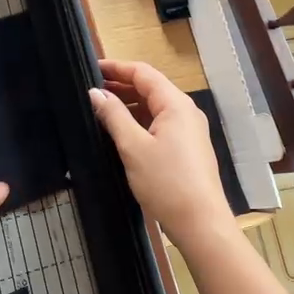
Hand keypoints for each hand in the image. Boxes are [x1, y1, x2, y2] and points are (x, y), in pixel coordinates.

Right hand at [88, 59, 235, 246]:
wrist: (202, 225)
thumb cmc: (166, 183)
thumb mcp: (133, 147)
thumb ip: (113, 116)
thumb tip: (96, 92)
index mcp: (175, 104)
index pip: (143, 73)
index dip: (116, 68)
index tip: (91, 68)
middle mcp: (186, 112)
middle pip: (151, 88)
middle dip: (121, 87)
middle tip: (92, 91)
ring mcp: (190, 131)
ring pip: (155, 108)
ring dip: (130, 106)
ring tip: (102, 110)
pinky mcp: (189, 149)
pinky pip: (161, 124)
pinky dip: (140, 122)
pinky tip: (123, 133)